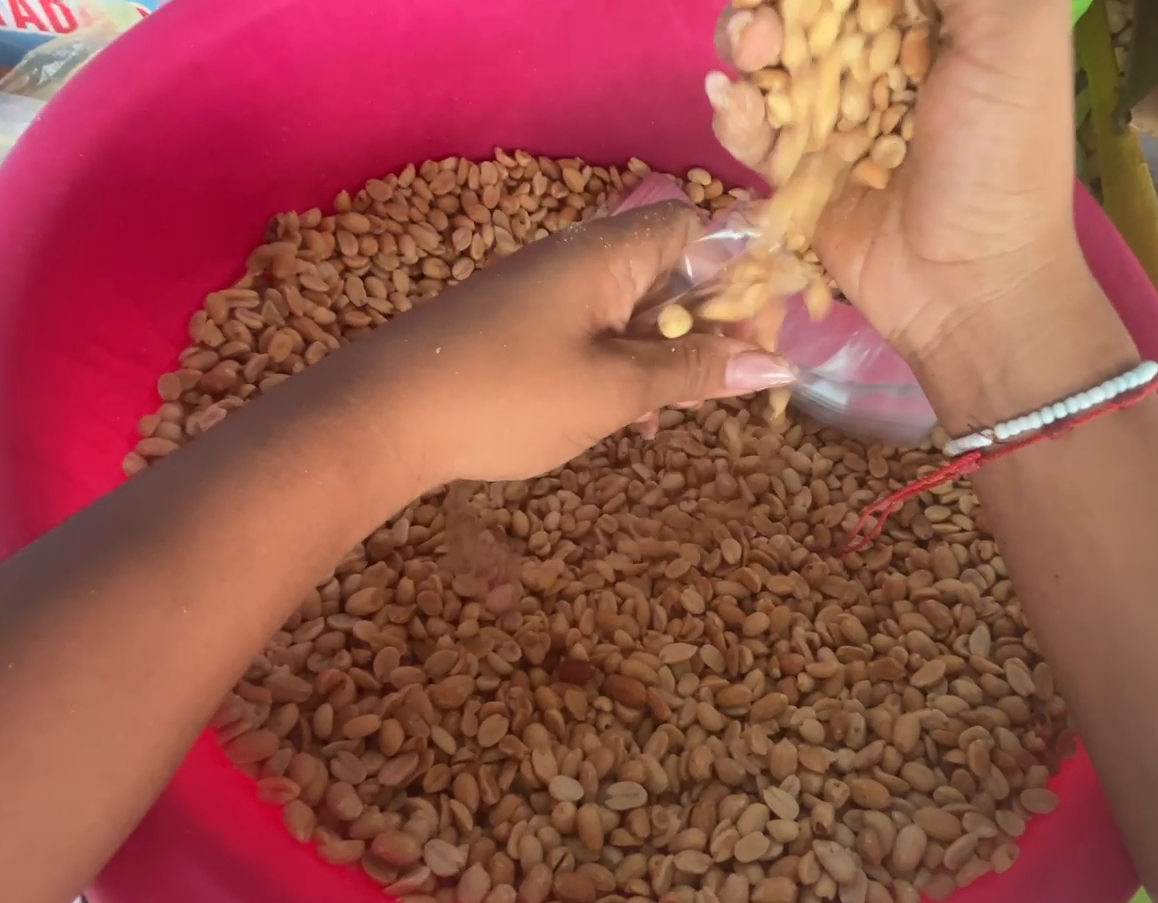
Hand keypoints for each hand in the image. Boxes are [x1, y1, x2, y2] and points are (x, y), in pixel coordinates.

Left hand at [314, 201, 794, 486]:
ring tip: (678, 411)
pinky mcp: (523, 327)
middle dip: (705, 326)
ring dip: (664, 356)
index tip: (760, 336)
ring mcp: (546, 294)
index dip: (740, 277)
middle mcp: (579, 260)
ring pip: (632, 311)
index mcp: (609, 254)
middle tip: (724, 384)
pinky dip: (622, 368)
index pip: (698, 230)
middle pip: (669, 271)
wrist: (384, 417)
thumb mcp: (614, 390)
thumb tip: (773, 365)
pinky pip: (594, 334)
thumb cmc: (508, 396)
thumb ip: (694, 372)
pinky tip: (628, 417)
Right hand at [711, 0, 1094, 376]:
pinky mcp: (800, 177)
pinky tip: (732, 105)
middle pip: (808, 10)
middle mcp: (878, 62)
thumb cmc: (1001, 161)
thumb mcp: (1012, 35)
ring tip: (749, 53)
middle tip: (772, 19)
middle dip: (780, 3)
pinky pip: (755, 134)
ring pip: (770, 59)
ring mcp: (834, 121)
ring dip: (746, 41)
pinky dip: (736, 114)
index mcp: (935, 20)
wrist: (968, 285)